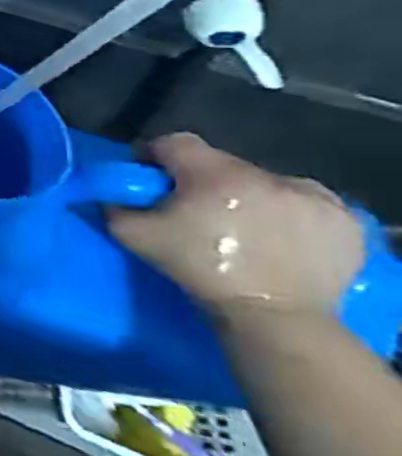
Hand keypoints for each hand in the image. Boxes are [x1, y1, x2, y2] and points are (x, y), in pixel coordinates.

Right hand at [107, 132, 365, 320]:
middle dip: (202, 179)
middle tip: (193, 208)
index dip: (155, 155)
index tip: (149, 177)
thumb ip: (115, 205)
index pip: (176, 142)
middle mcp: (269, 177)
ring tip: (240, 223)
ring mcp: (314, 197)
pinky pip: (305, 199)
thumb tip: (112, 192)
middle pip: (222, 162)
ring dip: (247, 193)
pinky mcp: (343, 217)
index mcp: (215, 177)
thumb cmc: (198, 269)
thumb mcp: (135, 236)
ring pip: (265, 180)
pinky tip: (278, 231)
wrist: (273, 313)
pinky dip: (287, 208)